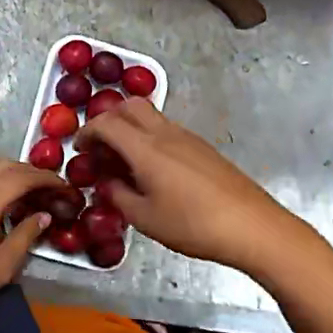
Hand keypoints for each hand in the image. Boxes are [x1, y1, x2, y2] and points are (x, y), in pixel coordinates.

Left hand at [0, 156, 63, 325]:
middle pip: (5, 165)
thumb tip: (43, 215)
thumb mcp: (2, 265)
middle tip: (50, 189)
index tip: (64, 188)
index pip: (22, 177)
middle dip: (31, 172)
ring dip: (9, 169)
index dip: (47, 179)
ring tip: (25, 189)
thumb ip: (25, 235)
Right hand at [78, 98, 312, 270]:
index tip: (79, 149)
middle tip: (100, 147)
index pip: (107, 123)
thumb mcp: (145, 218)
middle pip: (130, 106)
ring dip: (131, 130)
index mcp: (146, 149)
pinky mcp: (203, 149)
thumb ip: (118, 196)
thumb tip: (106, 183)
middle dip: (108, 119)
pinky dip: (150, 140)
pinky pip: (168, 132)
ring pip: (151, 117)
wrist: (252, 227)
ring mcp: (188, 138)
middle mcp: (166, 134)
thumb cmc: (193, 224)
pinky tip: (152, 172)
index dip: (87, 132)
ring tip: (124, 163)